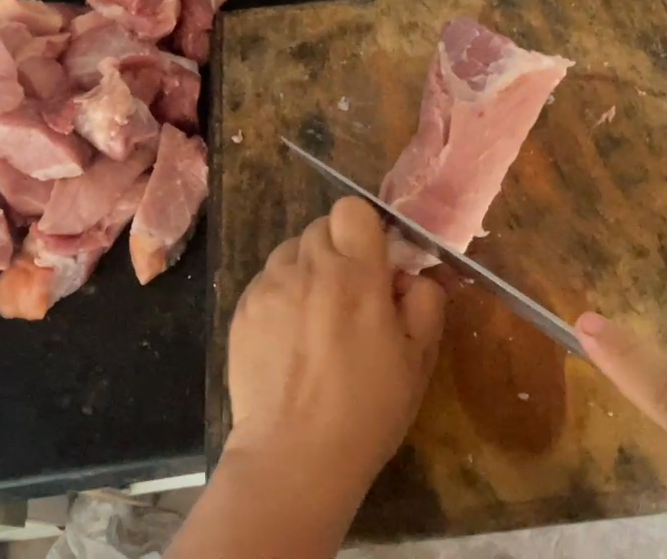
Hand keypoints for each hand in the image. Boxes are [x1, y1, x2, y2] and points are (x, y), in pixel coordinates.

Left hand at [169, 198, 446, 558]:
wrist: (294, 456)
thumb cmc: (367, 410)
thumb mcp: (418, 359)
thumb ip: (424, 301)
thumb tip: (413, 274)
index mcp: (356, 275)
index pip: (352, 209)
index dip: (364, 228)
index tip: (373, 260)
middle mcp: (308, 268)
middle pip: (321, 227)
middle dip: (338, 250)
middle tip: (349, 293)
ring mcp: (269, 287)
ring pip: (291, 251)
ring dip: (307, 269)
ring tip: (316, 316)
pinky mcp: (242, 309)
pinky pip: (267, 280)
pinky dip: (281, 294)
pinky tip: (290, 336)